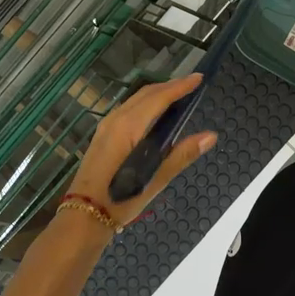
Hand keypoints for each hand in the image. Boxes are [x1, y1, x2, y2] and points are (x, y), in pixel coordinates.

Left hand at [67, 74, 217, 226]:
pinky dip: (145, 104)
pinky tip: (155, 114)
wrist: (82, 217)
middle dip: (170, 86)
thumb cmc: (120, 199)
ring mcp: (106, 127)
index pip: (159, 98)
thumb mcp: (155, 179)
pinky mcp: (102, 135)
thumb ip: (183, 154)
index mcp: (129, 127)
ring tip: (178, 95)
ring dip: (157, 94)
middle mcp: (116, 120)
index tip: (199, 78)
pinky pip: (128, 109)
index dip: (180, 86)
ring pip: (135, 100)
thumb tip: (211, 136)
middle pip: (146, 94)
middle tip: (192, 84)